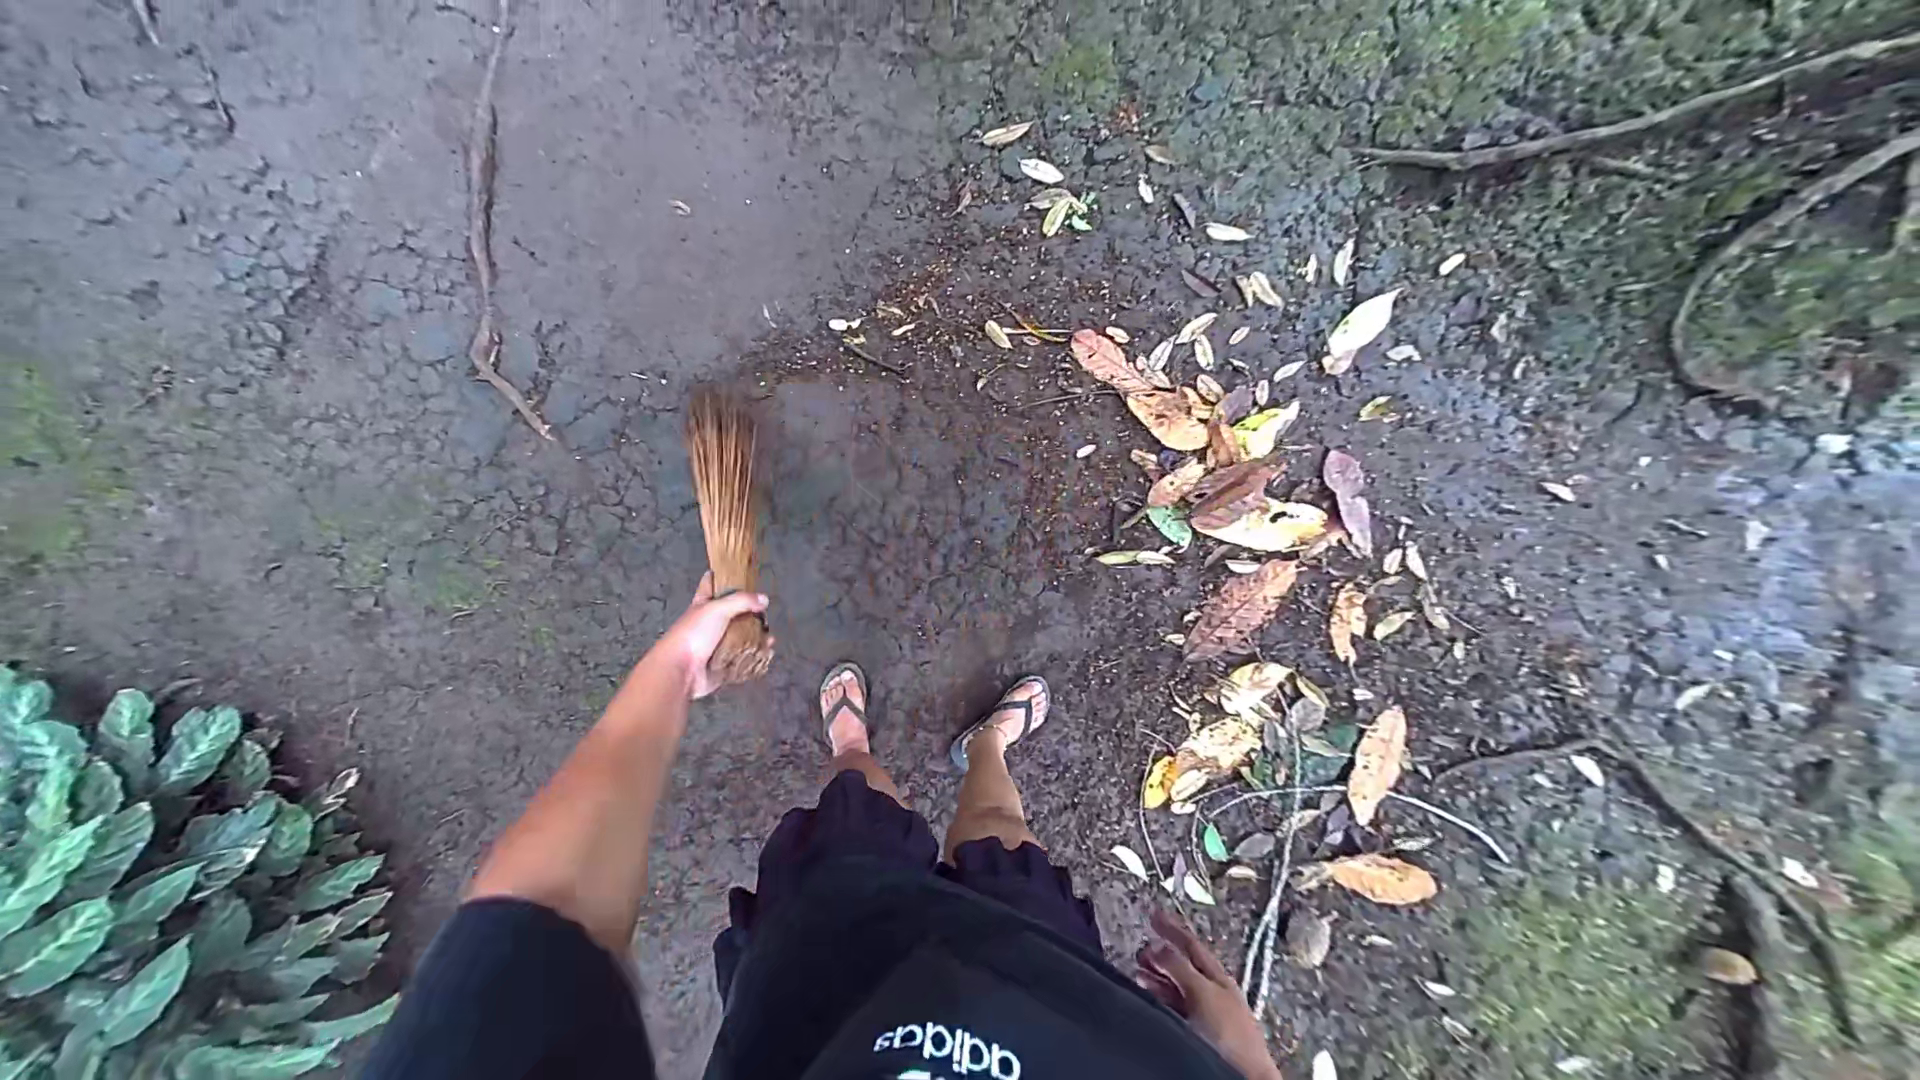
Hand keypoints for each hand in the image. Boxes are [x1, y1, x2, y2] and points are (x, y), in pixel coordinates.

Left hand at [646, 573, 769, 699]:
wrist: (681, 671)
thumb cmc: (692, 634)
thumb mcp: (717, 608)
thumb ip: (742, 600)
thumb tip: (763, 599)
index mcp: (702, 605)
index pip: (710, 585)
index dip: (720, 576)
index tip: (734, 570)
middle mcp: (709, 624)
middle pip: (732, 612)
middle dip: (749, 612)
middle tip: (764, 611)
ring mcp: (716, 644)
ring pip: (741, 636)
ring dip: (756, 636)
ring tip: (769, 636)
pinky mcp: (724, 663)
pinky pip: (744, 657)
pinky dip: (756, 655)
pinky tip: (766, 651)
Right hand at [1136, 910, 1281, 1079]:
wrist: (1244, 1078)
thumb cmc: (1229, 1034)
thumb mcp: (1202, 992)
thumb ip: (1178, 966)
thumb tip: (1156, 945)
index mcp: (1217, 977)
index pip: (1191, 944)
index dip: (1171, 927)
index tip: (1154, 914)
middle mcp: (1213, 992)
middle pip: (1183, 965)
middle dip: (1160, 954)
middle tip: (1140, 950)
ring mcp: (1207, 1014)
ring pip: (1177, 987)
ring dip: (1157, 977)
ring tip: (1138, 973)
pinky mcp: (1200, 1034)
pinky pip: (1175, 1007)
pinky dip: (1160, 998)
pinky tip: (1150, 1000)